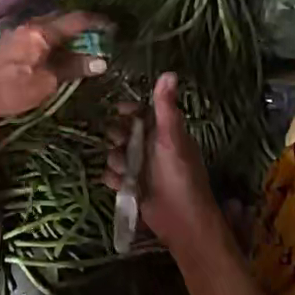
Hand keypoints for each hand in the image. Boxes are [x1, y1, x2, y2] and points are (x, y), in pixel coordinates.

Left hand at [0, 11, 110, 126]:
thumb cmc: (13, 89)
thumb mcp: (48, 81)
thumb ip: (73, 67)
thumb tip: (99, 62)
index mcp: (41, 31)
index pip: (75, 20)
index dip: (96, 22)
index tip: (112, 26)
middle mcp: (30, 25)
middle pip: (62, 19)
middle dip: (82, 26)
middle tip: (100, 36)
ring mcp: (19, 32)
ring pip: (50, 26)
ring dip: (67, 33)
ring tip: (83, 45)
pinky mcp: (12, 42)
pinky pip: (40, 34)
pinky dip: (54, 39)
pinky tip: (60, 52)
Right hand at [104, 73, 223, 251]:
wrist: (182, 222)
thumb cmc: (180, 176)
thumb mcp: (172, 138)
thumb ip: (166, 107)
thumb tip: (169, 73)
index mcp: (163, 132)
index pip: (140, 112)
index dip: (127, 110)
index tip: (117, 111)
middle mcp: (150, 146)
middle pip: (122, 132)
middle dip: (117, 136)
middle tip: (120, 144)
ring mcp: (140, 167)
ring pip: (115, 154)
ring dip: (116, 161)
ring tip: (127, 171)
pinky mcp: (132, 186)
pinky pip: (112, 175)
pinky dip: (115, 179)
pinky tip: (124, 185)